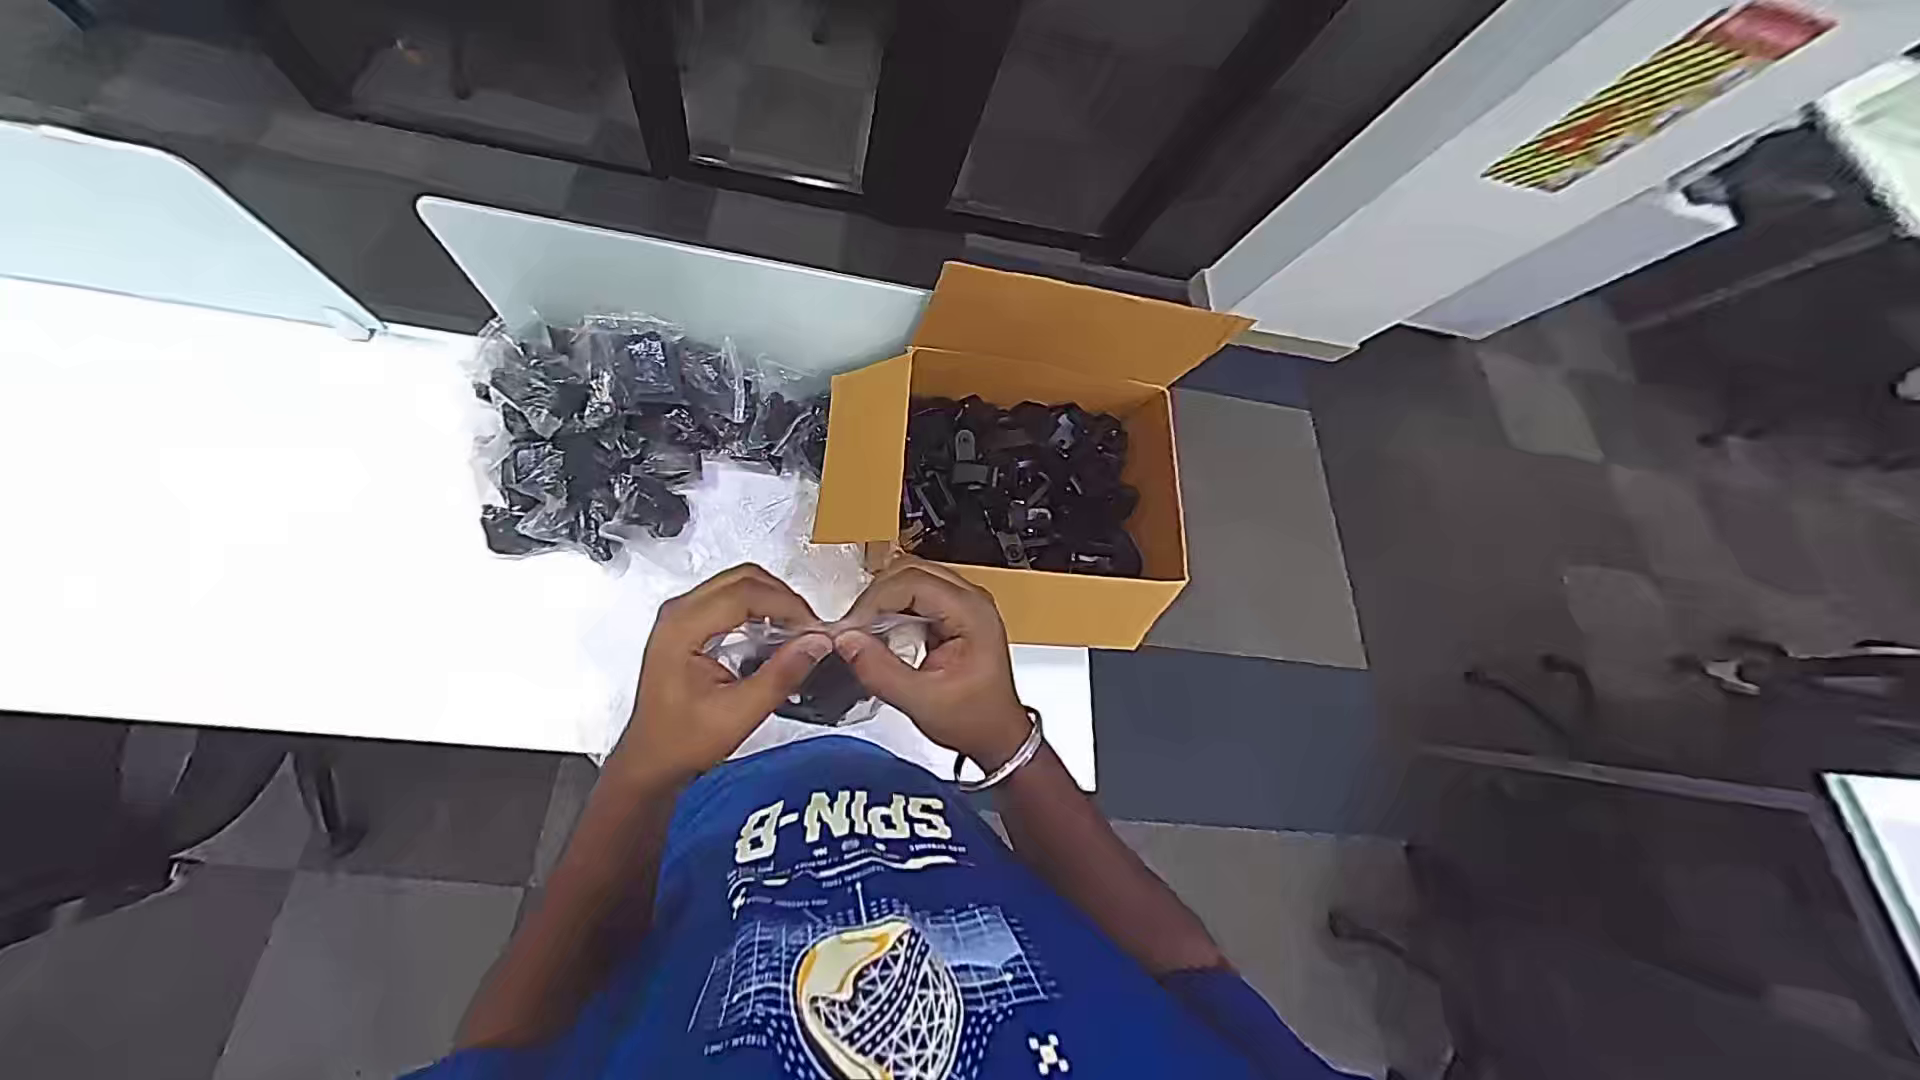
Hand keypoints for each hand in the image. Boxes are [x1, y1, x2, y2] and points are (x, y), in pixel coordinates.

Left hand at [612, 564, 830, 785]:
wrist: (653, 760)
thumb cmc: (681, 741)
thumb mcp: (739, 714)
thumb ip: (781, 675)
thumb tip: (815, 644)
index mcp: (681, 628)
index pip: (746, 593)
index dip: (787, 606)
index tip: (812, 628)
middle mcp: (679, 613)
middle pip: (745, 579)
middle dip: (784, 599)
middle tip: (808, 628)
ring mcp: (683, 615)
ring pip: (741, 584)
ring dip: (774, 602)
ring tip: (797, 633)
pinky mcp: (692, 624)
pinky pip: (734, 598)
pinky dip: (762, 609)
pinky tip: (776, 636)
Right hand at [830, 557, 1030, 770]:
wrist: (996, 733)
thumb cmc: (975, 719)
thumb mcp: (922, 702)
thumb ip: (881, 671)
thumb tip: (847, 642)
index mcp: (972, 613)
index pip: (913, 582)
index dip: (875, 600)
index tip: (852, 628)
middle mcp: (971, 600)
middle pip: (910, 571)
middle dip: (875, 597)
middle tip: (854, 629)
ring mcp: (962, 603)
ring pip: (910, 578)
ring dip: (882, 601)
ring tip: (865, 633)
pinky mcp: (952, 612)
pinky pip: (915, 594)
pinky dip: (892, 608)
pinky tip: (882, 634)